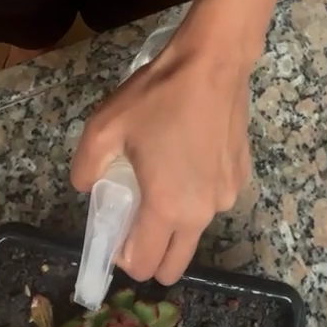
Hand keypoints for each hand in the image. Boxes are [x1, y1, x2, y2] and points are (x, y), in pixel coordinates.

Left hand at [70, 34, 252, 283]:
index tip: (114, 226)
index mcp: (167, 207)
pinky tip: (190, 150)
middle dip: (150, 253)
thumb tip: (85, 186)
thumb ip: (85, 167)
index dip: (121, 255)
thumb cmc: (159, 95)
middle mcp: (202, 212)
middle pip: (173, 265)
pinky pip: (213, 197)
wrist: (212, 61)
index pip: (143, 265)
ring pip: (195, 228)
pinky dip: (198, 189)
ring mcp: (227, 194)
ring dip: (176, 216)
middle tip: (137, 212)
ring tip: (165, 168)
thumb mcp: (104, 126)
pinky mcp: (242, 174)